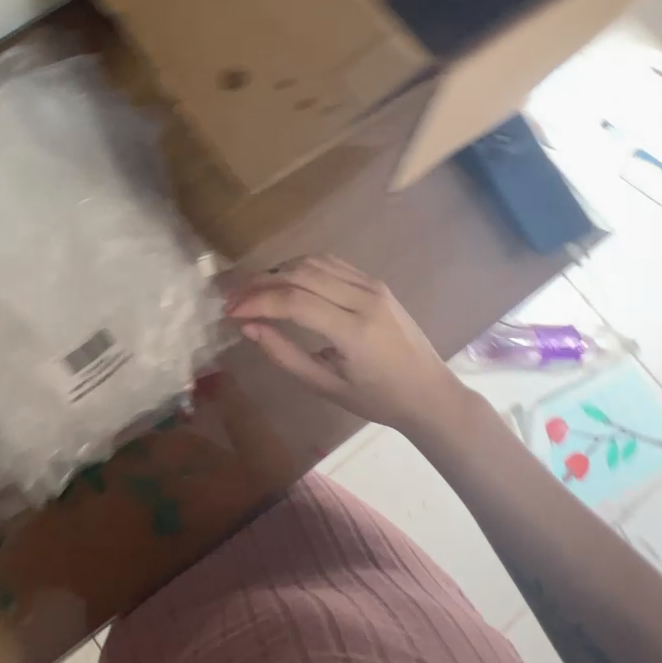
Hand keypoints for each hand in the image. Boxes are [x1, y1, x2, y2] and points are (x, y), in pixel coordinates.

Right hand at [228, 255, 468, 436]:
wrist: (431, 394)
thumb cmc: (379, 400)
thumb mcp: (327, 387)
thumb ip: (285, 356)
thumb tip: (248, 328)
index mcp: (355, 332)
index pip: (294, 302)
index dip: (256, 302)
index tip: (230, 312)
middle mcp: (365, 300)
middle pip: (300, 274)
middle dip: (259, 283)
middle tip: (233, 300)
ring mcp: (372, 286)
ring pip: (312, 262)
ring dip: (277, 271)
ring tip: (253, 291)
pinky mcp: (375, 282)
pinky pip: (330, 264)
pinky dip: (300, 267)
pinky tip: (282, 281)